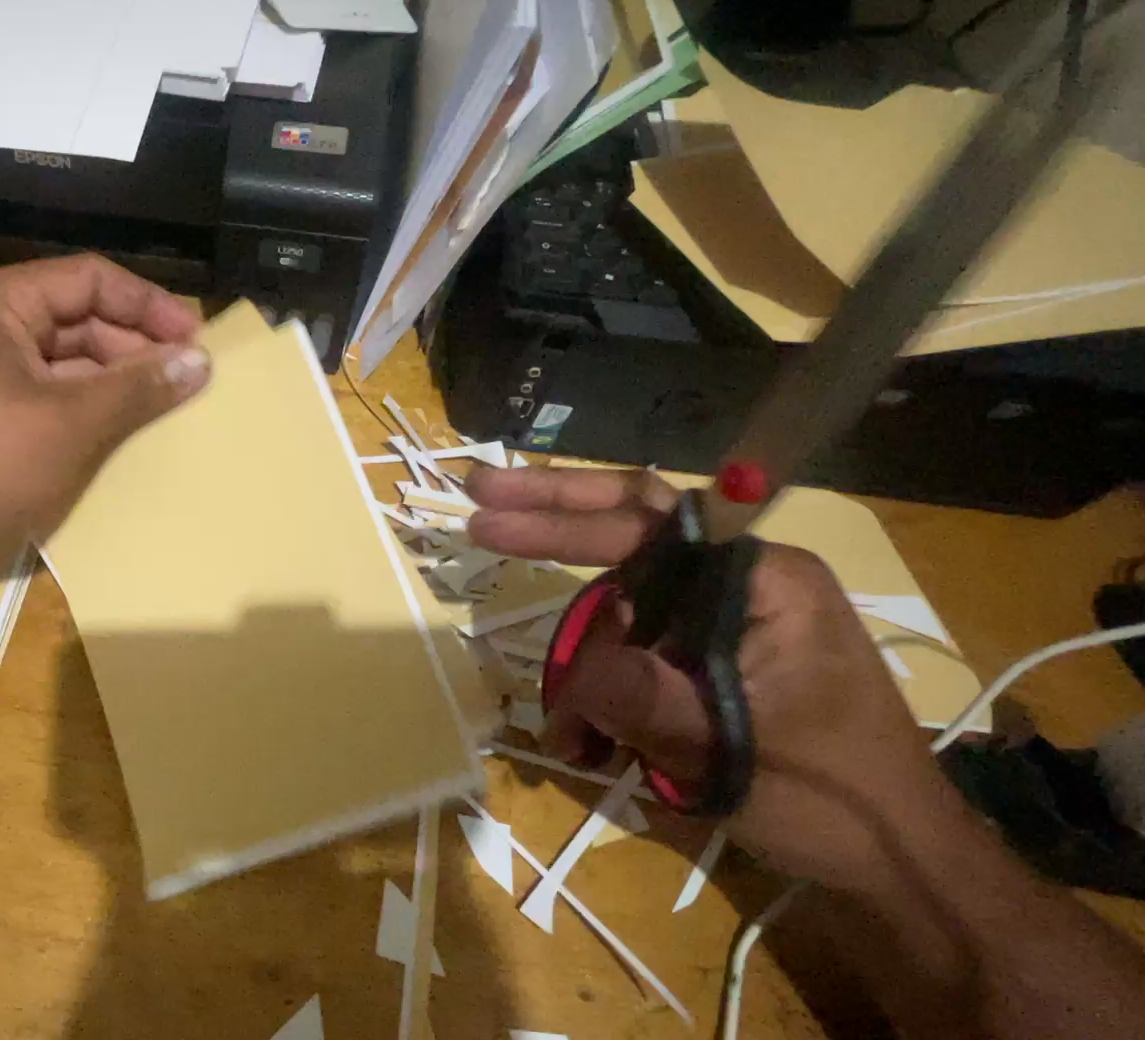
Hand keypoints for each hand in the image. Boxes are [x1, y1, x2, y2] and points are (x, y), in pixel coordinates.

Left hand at [0, 256, 209, 556]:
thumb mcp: (70, 422)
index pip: (90, 279)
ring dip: (119, 377)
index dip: (148, 304)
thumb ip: (137, 387)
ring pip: (71, 357)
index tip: (195, 337)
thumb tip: (200, 362)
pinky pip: (54, 389)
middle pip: (82, 316)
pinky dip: (92, 402)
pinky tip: (128, 423)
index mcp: (1, 302)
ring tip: (169, 400)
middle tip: (190, 375)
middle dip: (137, 344)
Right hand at [467, 465, 960, 889]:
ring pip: (617, 617)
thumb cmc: (835, 799)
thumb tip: (573, 667)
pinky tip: (589, 747)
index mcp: (759, 578)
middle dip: (548, 533)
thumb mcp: (731, 747)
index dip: (560, 504)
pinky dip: (599, 698)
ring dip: (579, 670)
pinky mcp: (701, 664)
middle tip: (476, 517)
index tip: (489, 507)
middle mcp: (735, 585)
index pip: (646, 516)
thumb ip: (643, 697)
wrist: (895, 868)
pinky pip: (629, 660)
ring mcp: (715, 624)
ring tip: (567, 737)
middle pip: (624, 539)